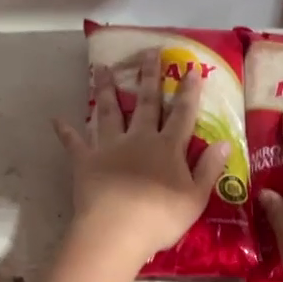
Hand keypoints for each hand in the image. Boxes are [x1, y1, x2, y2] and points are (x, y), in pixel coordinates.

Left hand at [54, 53, 229, 258]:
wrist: (116, 230)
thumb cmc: (160, 218)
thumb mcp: (195, 198)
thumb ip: (208, 169)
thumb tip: (224, 143)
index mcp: (168, 148)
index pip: (182, 114)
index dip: (188, 92)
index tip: (192, 69)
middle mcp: (139, 139)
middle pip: (146, 103)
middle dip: (149, 76)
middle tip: (149, 51)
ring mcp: (109, 147)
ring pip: (108, 112)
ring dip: (105, 89)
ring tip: (101, 68)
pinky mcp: (86, 161)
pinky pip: (74, 143)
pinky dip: (66, 131)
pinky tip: (57, 119)